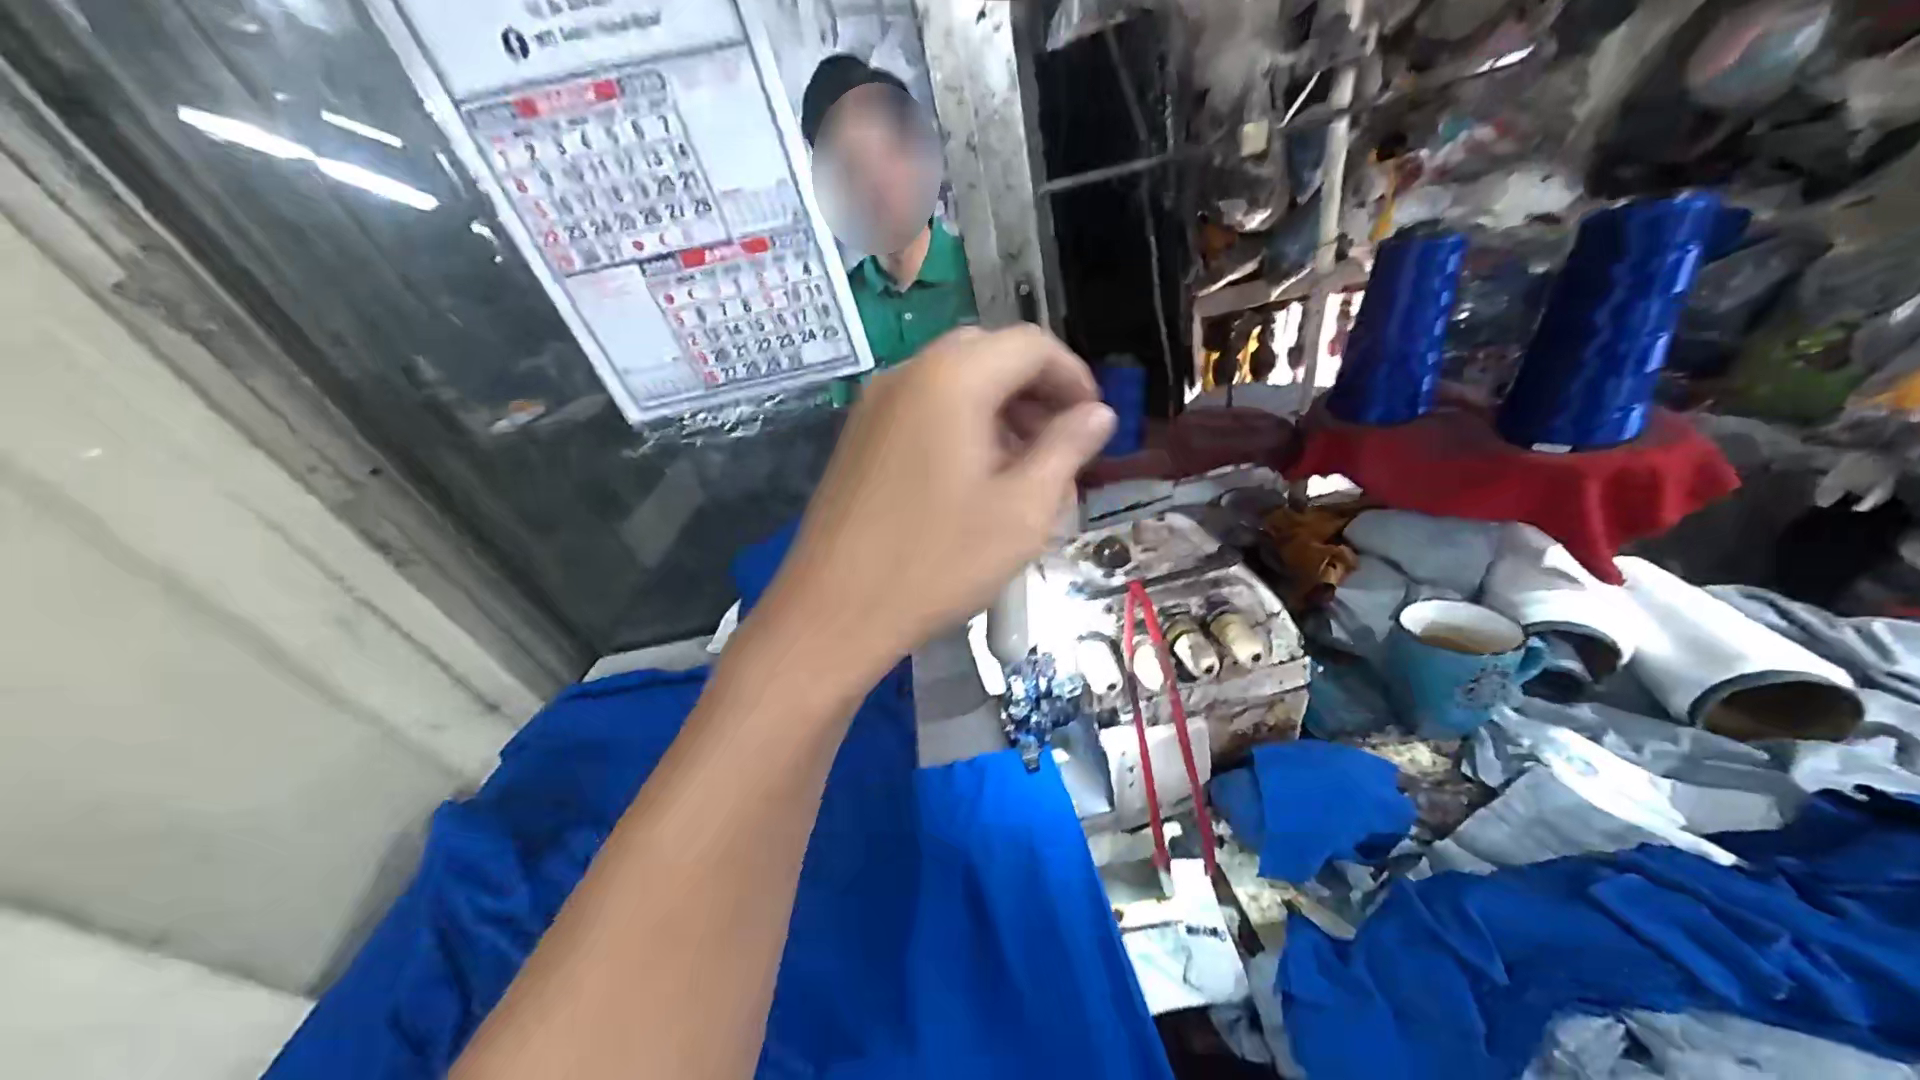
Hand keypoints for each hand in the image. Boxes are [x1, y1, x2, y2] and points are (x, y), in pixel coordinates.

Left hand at [759, 325, 1114, 673]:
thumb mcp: (1022, 510)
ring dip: (999, 409)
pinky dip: (961, 424)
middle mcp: (907, 375)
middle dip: (1034, 391)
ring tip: (1023, 469)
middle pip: (988, 354)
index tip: (1093, 422)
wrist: (834, 612)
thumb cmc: (937, 562)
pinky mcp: (859, 436)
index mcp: (951, 378)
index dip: (1073, 376)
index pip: (1029, 344)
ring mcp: (875, 405)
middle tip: (1059, 444)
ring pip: (954, 381)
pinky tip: (974, 480)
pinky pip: (923, 408)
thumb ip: (1067, 449)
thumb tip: (1097, 414)